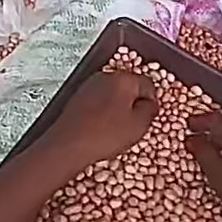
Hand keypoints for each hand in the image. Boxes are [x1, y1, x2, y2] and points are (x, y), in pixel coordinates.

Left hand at [33, 69, 157, 176]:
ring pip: (113, 94)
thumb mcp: (139, 125)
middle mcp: (106, 77)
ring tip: (118, 130)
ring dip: (118, 108)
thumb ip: (150, 110)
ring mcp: (89, 86)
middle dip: (134, 104)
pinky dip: (104, 112)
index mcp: (124, 79)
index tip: (151, 114)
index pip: (148, 84)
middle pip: (129, 87)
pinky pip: (98, 102)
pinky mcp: (78, 98)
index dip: (152, 101)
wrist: (69, 144)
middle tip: (136, 124)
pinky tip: (103, 129)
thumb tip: (150, 104)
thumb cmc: (103, 134)